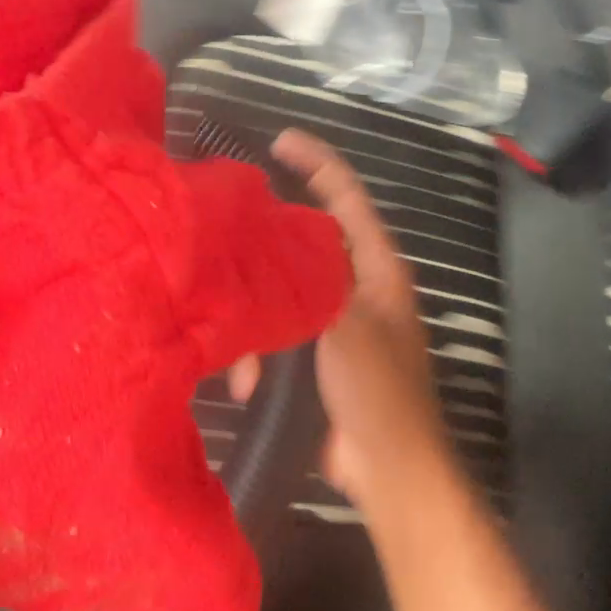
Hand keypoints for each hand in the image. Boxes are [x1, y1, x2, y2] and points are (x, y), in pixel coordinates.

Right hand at [229, 130, 450, 505]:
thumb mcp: (345, 324)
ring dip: (254, 318)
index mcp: (375, 268)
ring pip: (279, 292)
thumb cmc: (377, 392)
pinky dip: (256, 353)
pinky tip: (245, 384)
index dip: (318, 162)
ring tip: (238, 349)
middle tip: (224, 233)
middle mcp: (353, 285)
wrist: (385, 470)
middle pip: (303, 242)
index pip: (347, 198)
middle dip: (264, 245)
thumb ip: (313, 275)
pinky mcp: (310, 356)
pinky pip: (273, 334)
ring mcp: (330, 321)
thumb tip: (275, 237)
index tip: (280, 140)